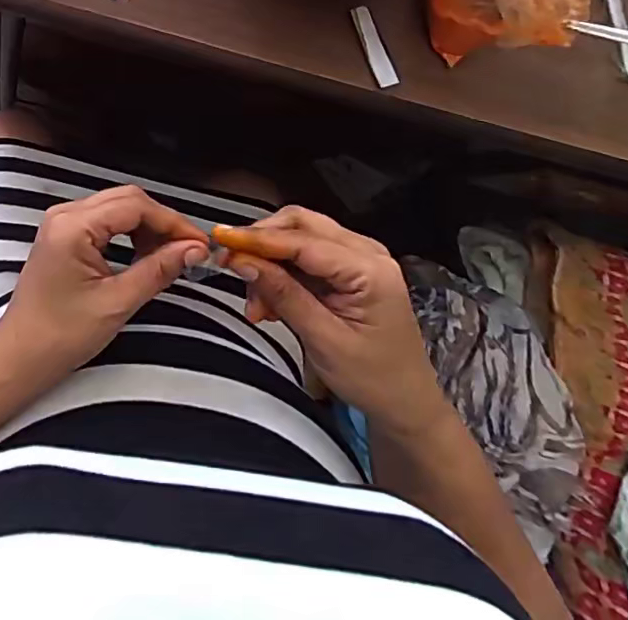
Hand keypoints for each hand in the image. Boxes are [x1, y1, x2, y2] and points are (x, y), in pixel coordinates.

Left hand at [0, 185, 208, 379]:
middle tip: (189, 250)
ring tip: (167, 257)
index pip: (135, 206)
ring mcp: (62, 222)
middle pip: (127, 199)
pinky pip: (105, 220)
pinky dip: (129, 233)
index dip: (172, 222)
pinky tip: (143, 255)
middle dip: (162, 222)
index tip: (199, 244)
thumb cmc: (61, 334)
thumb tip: (193, 250)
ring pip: (118, 207)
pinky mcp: (64, 234)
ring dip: (147, 227)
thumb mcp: (117, 302)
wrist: (22, 354)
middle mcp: (65, 214)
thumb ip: (158, 270)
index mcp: (73, 226)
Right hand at [216, 207, 448, 437]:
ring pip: (298, 236)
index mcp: (370, 270)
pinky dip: (281, 270)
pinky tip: (271, 300)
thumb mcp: (323, 339)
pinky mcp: (348, 268)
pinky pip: (304, 254)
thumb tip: (243, 261)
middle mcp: (367, 253)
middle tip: (234, 266)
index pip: (302, 240)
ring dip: (269, 260)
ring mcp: (359, 258)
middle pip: (300, 224)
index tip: (222, 239)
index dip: (257, 238)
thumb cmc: (375, 378)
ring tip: (257, 302)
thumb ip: (283, 294)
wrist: (405, 402)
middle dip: (261, 243)